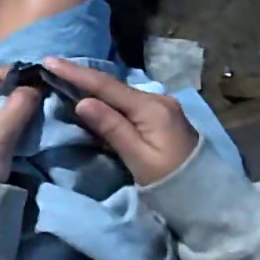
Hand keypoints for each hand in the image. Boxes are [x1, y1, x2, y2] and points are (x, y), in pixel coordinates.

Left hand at [0, 65, 40, 181]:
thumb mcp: (1, 134)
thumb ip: (19, 105)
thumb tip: (36, 85)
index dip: (19, 75)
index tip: (44, 80)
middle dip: (17, 89)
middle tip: (42, 93)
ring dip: (13, 103)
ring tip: (35, 105)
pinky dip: (6, 115)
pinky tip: (22, 119)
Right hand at [41, 58, 197, 184]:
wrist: (209, 199)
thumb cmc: (172, 184)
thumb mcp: (139, 159)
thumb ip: (112, 128)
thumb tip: (82, 101)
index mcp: (151, 108)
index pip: (106, 86)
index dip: (76, 73)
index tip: (50, 60)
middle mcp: (157, 99)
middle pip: (112, 84)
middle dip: (82, 75)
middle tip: (52, 64)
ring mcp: (161, 106)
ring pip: (120, 91)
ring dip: (93, 84)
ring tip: (65, 75)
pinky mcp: (161, 115)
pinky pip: (128, 100)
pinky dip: (107, 96)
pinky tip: (92, 94)